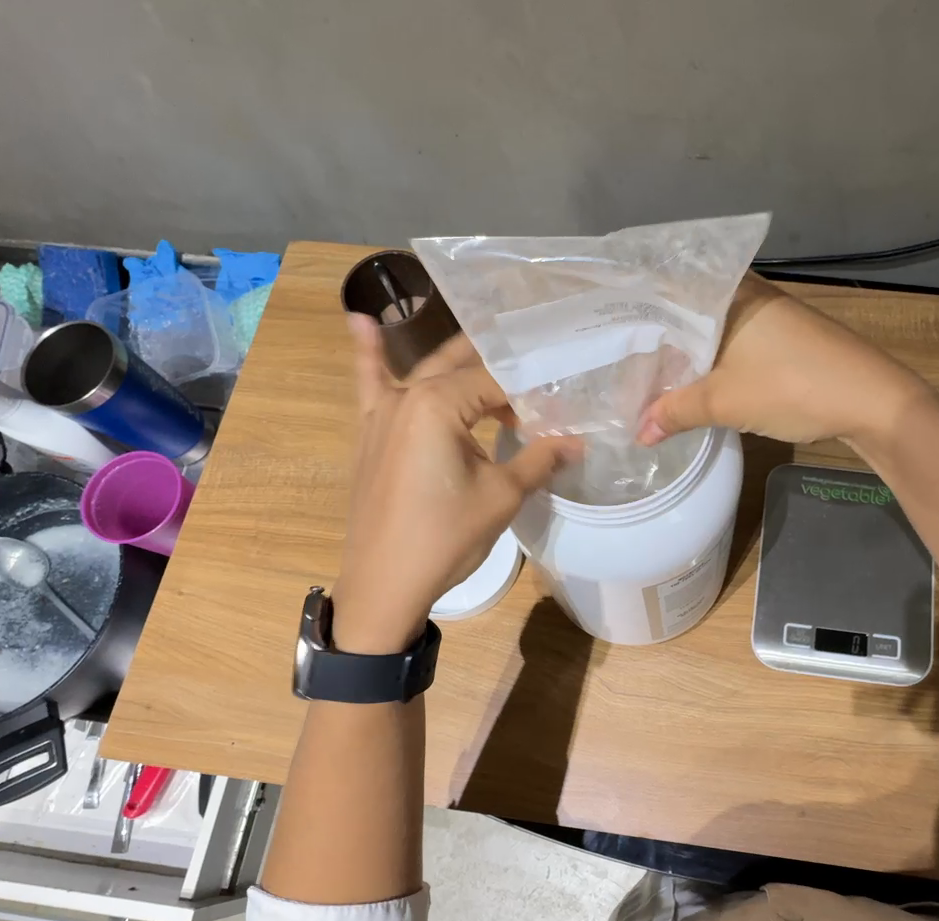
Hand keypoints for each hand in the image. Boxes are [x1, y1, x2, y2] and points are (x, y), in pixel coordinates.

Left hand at [333, 315, 583, 653]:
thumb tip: (579, 441)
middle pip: (463, 369)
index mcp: (438, 404)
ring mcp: (382, 412)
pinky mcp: (370, 432)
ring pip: (426, 372)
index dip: (532, 390)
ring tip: (491, 343)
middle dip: (501, 369)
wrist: (385, 584)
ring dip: (458, 361)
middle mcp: (407, 395)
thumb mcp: (502, 496)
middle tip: (539, 368)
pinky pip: (368, 383)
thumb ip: (539, 459)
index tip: (562, 400)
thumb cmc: (446, 538)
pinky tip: (359, 319)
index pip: (497, 381)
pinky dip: (367, 352)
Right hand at [635, 274, 935, 449]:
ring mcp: (768, 315)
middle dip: (656, 337)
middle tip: (615, 357)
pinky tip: (692, 380)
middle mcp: (746, 293)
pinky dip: (709, 360)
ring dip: (684, 353)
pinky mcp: (783, 338)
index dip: (634, 308)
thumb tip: (638, 432)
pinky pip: (731, 343)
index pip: (667, 287)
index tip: (602, 326)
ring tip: (645, 373)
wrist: (871, 399)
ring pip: (711, 329)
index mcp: (727, 291)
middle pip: (687, 310)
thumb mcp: (724, 402)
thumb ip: (676, 411)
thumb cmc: (792, 385)